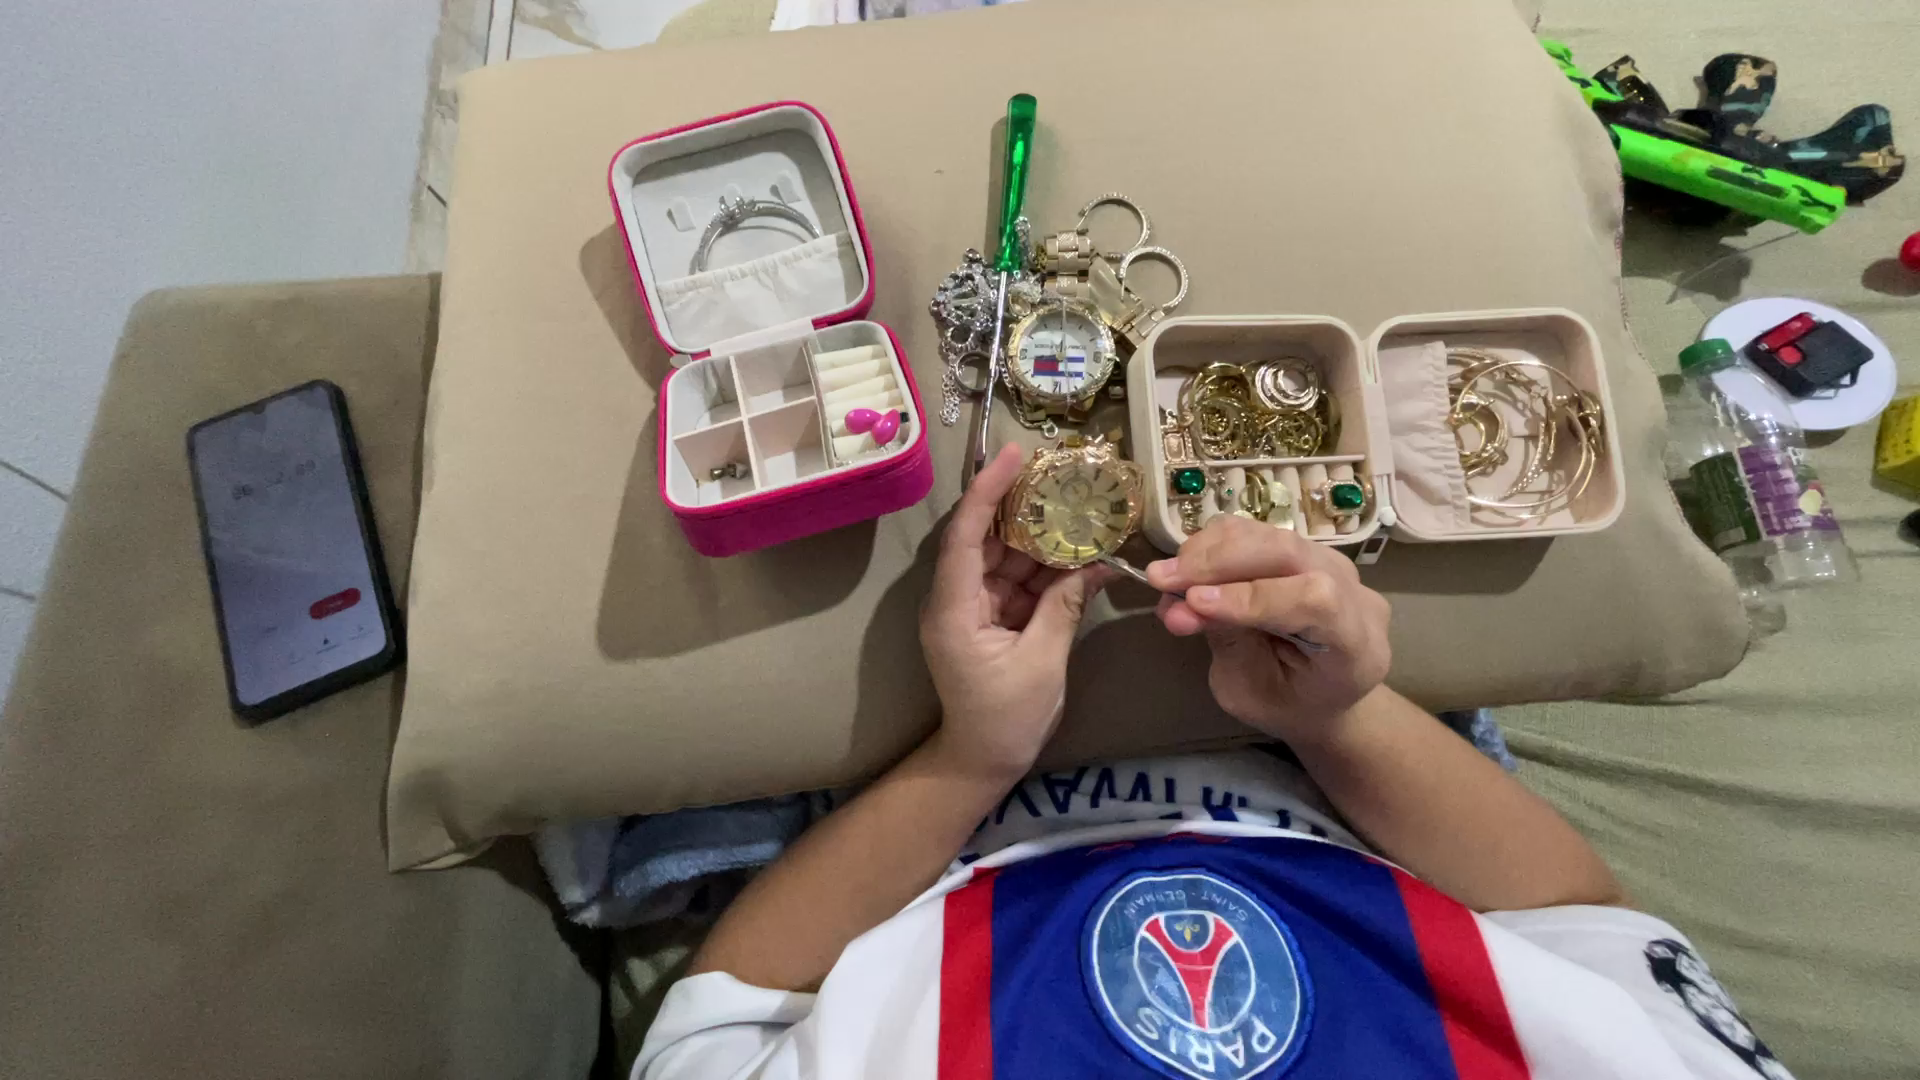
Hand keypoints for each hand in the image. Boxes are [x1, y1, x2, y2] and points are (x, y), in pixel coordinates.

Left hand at [919, 444, 1114, 779]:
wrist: (982, 759)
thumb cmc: (1005, 718)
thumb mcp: (1042, 663)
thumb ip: (1063, 607)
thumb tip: (1096, 565)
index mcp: (954, 608)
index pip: (966, 535)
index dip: (986, 491)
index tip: (1015, 455)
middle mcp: (955, 599)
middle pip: (986, 539)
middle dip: (1022, 507)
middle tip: (1060, 475)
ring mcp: (971, 607)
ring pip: (1005, 557)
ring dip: (1040, 538)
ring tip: (1078, 507)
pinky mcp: (988, 616)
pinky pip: (1016, 581)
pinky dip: (1044, 569)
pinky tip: (1076, 553)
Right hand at [1146, 516, 1390, 746]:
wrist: (1320, 695)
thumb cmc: (1287, 704)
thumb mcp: (1250, 693)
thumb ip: (1225, 645)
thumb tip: (1177, 608)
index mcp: (1354, 644)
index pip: (1315, 600)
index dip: (1251, 596)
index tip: (1194, 603)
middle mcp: (1351, 592)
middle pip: (1286, 552)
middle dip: (1217, 562)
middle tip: (1161, 580)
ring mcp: (1328, 563)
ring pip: (1264, 534)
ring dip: (1206, 551)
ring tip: (1165, 578)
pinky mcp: (1298, 549)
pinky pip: (1252, 531)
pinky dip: (1210, 546)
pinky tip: (1184, 571)